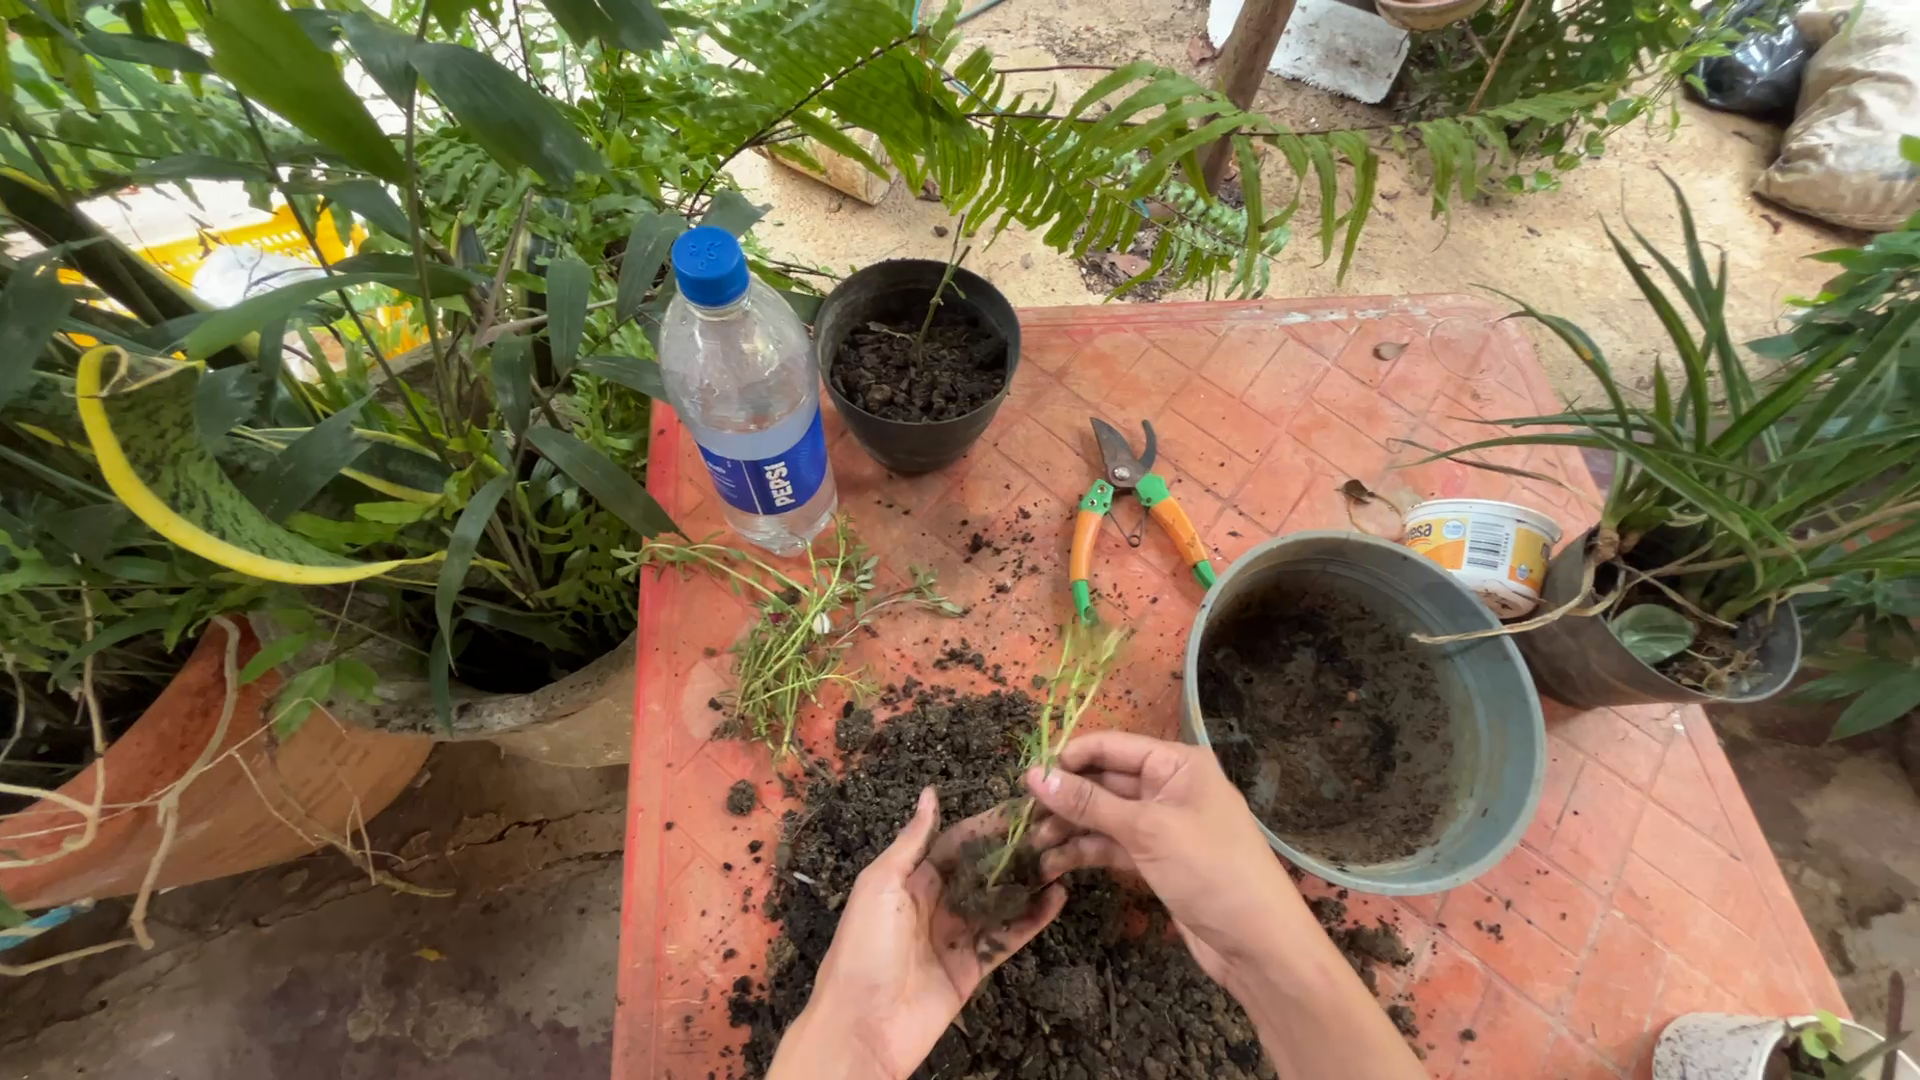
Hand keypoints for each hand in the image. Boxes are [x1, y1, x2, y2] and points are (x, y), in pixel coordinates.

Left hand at [768, 787, 1067, 1079]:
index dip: (986, 825)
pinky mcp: (974, 967)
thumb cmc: (862, 947)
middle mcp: (939, 902)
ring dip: (1028, 881)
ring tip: (1062, 857)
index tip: (1019, 806)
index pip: (957, 843)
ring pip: (1000, 901)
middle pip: (983, 870)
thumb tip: (930, 794)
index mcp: (913, 878)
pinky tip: (1057, 898)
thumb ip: (912, 842)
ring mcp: (958, 935)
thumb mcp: (880, 885)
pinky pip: (1007, 937)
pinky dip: (1032, 919)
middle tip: (1051, 828)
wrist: (860, 1028)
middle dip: (1013, 850)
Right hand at [1024, 731, 1309, 985]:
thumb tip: (1034, 775)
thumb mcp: (1146, 831)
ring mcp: (1161, 824)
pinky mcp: (1154, 858)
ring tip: (1032, 844)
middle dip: (1065, 797)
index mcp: (1175, 763)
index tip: (1027, 776)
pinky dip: (1084, 851)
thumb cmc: (1210, 871)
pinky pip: (1111, 844)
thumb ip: (1089, 802)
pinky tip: (1053, 862)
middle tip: (1023, 815)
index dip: (1069, 758)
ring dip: (1069, 827)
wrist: (1260, 948)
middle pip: (1104, 780)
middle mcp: (1167, 786)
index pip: (1111, 746)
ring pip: (1103, 815)